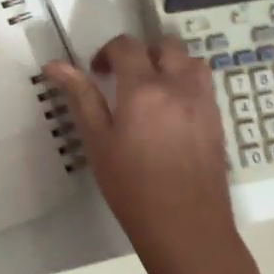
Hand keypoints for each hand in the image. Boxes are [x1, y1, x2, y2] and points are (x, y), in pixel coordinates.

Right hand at [45, 35, 232, 259]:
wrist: (186, 227)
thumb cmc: (132, 187)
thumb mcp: (98, 142)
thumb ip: (81, 97)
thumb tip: (55, 65)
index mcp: (143, 89)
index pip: (127, 46)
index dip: (107, 52)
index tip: (96, 73)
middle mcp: (178, 87)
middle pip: (166, 46)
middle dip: (142, 53)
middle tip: (124, 78)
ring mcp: (204, 103)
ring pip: (191, 61)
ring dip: (170, 64)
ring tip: (152, 90)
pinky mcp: (217, 121)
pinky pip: (204, 85)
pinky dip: (186, 84)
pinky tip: (170, 113)